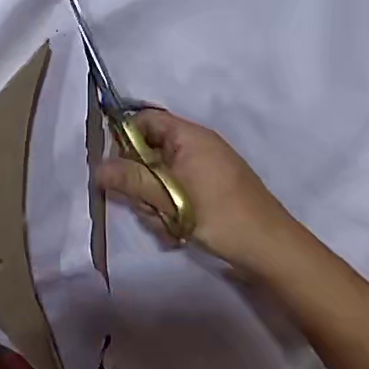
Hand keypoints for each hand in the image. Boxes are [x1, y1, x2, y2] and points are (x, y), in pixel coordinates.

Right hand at [94, 109, 296, 269]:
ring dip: (155, 200)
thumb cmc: (219, 215)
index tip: (115, 167)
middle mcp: (196, 145)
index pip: (143, 120)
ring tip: (167, 223)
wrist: (272, 249)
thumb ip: (130, 179)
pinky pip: (177, 191)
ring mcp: (205, 169)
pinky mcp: (211, 191)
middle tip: (145, 205)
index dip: (123, 138)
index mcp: (188, 136)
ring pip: (160, 176)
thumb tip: (96, 168)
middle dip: (140, 180)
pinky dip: (171, 209)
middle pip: (148, 151)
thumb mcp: (168, 197)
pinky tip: (177, 231)